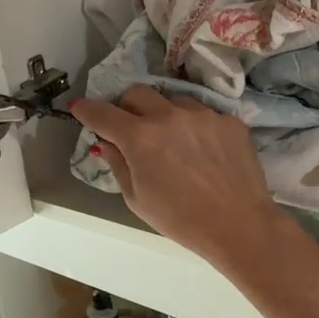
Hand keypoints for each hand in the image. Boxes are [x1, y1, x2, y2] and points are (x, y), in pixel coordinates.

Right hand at [72, 85, 298, 270]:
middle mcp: (169, 116)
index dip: (87, 110)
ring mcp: (203, 115)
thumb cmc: (180, 220)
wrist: (238, 225)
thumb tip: (107, 143)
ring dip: (163, 114)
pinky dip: (194, 126)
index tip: (80, 108)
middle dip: (127, 107)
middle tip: (130, 128)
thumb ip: (118, 164)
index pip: (102, 113)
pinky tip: (202, 151)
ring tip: (172, 140)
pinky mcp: (229, 120)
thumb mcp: (137, 199)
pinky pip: (204, 114)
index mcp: (140, 138)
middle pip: (137, 93)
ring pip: (172, 100)